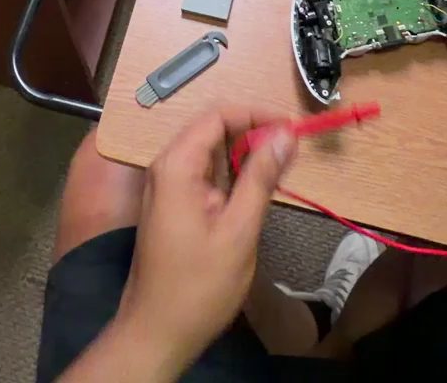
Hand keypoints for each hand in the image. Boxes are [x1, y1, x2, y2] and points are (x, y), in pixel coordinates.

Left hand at [114, 106, 296, 373]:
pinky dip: (232, 171)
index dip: (254, 114)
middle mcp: (166, 165)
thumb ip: (261, 177)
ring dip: (244, 151)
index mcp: (176, 164)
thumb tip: (284, 135)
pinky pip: (204, 171)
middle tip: (289, 145)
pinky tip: (256, 183)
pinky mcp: (172, 201)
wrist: (156, 332)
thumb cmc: (198, 285)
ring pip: (210, 150)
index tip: (289, 126)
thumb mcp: (238, 229)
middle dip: (252, 130)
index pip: (217, 116)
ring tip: (280, 162)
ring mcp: (167, 184)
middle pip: (212, 128)